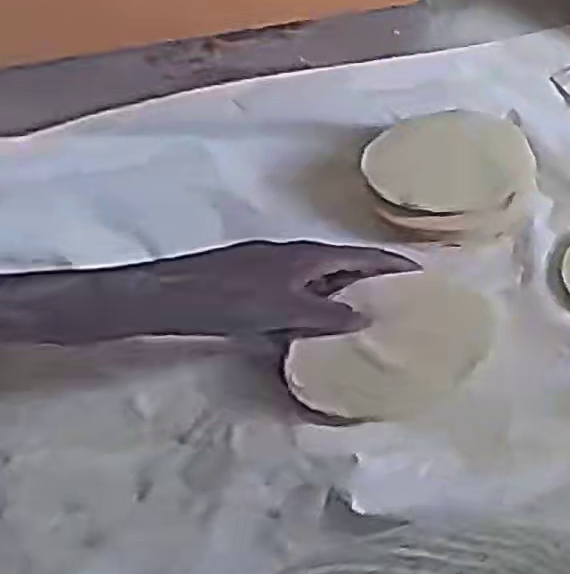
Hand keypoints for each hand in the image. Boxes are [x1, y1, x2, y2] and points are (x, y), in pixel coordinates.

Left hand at [99, 240, 420, 341]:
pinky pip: (292, 286)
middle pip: (344, 264)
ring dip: (337, 291)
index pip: (368, 256)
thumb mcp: (285, 312)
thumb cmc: (223, 300)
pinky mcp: (241, 278)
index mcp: (312, 255)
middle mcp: (294, 253)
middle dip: (369, 278)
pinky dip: (308, 299)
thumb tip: (366, 318)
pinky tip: (302, 319)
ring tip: (354, 311)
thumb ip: (330, 316)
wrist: (144, 299)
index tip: (422, 273)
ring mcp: (266, 264)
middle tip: (392, 296)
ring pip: (316, 276)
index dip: (397, 264)